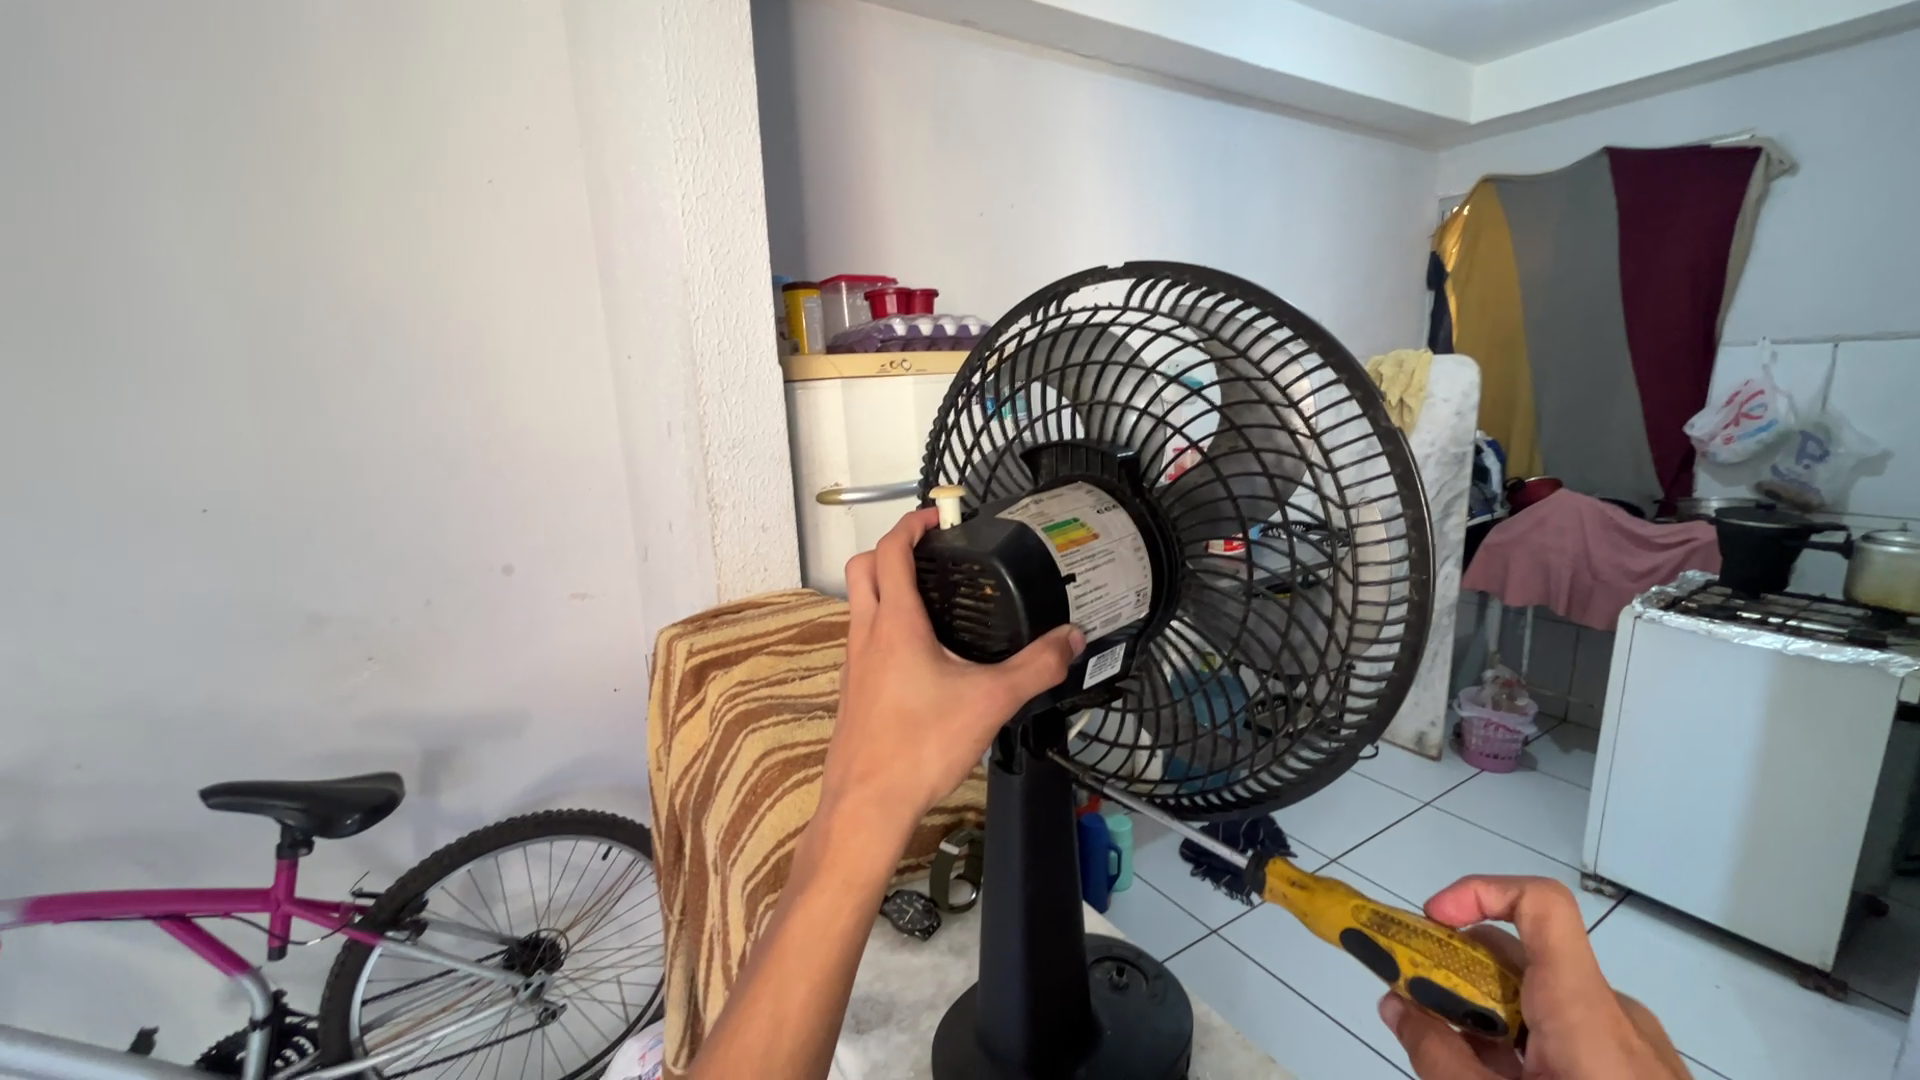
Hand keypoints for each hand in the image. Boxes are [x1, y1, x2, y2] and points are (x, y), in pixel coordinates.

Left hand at [821, 507, 1085, 836]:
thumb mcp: (992, 701)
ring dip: (883, 586)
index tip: (936, 518)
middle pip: (863, 567)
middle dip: (890, 547)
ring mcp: (854, 662)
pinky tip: (917, 653)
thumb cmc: (919, 748)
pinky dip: (882, 625)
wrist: (868, 803)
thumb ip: (1038, 666)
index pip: (892, 550)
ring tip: (928, 597)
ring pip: (857, 603)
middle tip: (928, 552)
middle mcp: (867, 635)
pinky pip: (861, 639)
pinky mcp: (853, 689)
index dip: (912, 524)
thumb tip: (1071, 639)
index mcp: (896, 624)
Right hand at [1379, 876, 1690, 1079]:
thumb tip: (1394, 1004)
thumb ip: (1435, 1054)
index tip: (1430, 922)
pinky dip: (1523, 1042)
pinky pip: (1572, 1035)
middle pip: (1523, 955)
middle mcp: (1617, 1016)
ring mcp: (1637, 1051)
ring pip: (1543, 1000)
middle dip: (1457, 967)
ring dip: (1486, 1011)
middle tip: (1414, 1000)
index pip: (1540, 903)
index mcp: (1585, 1012)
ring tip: (1457, 1059)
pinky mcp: (1645, 1079)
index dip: (1478, 891)